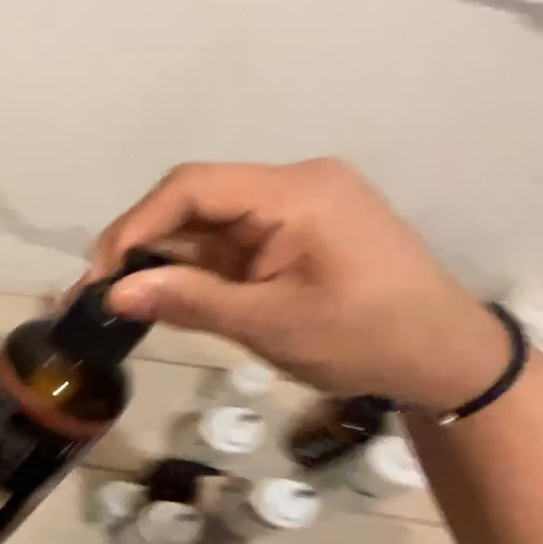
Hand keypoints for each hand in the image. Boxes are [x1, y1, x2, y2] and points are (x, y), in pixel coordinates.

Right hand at [88, 159, 508, 409]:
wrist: (444, 357)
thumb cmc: (369, 340)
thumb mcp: (273, 325)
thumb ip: (191, 302)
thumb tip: (114, 293)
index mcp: (297, 194)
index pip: (192, 187)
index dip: (134, 225)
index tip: (100, 275)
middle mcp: (291, 186)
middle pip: (191, 201)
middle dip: (139, 245)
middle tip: (98, 294)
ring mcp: (290, 208)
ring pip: (201, 223)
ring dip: (159, 260)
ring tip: (116, 300)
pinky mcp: (288, 232)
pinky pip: (222, 241)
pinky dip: (187, 269)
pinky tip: (159, 295)